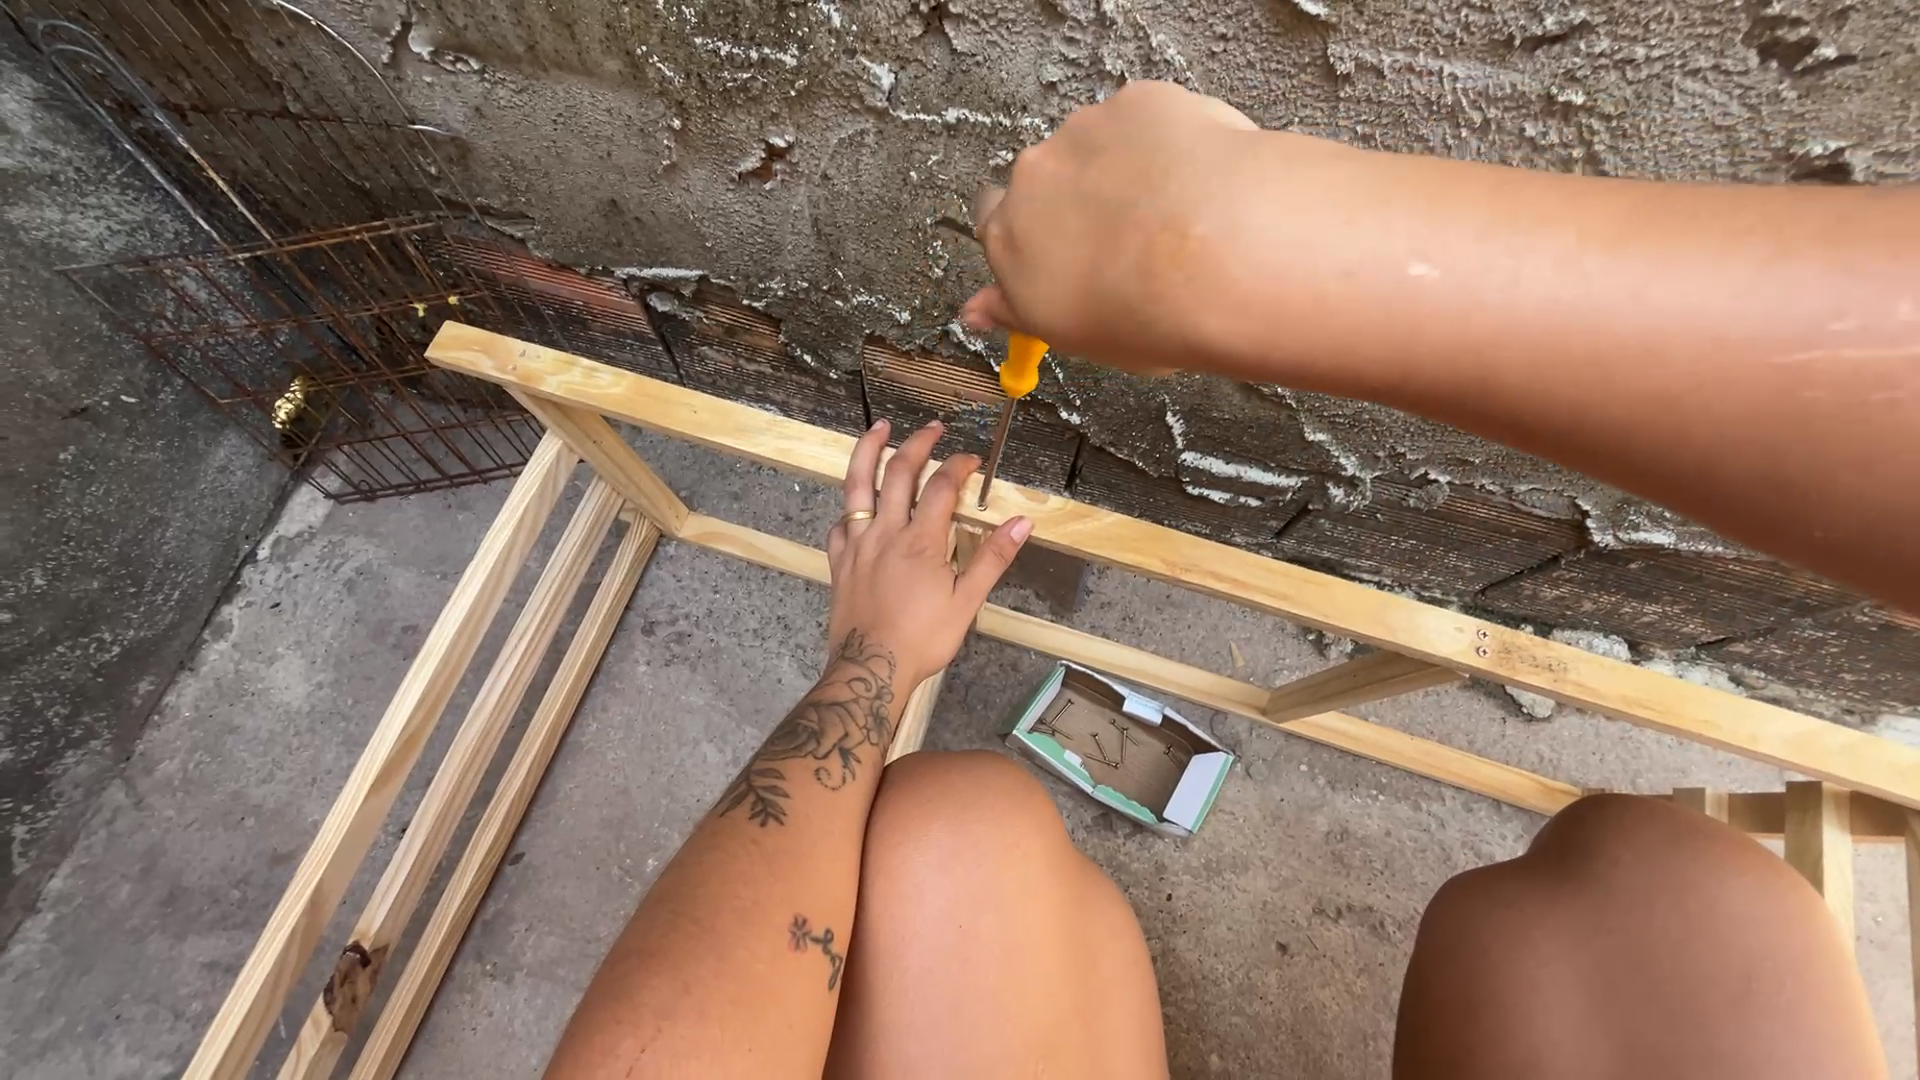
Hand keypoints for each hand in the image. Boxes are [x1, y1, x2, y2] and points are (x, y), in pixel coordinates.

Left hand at [825, 419, 1031, 687]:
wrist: (870, 669)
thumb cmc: (923, 639)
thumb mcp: (967, 602)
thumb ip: (992, 558)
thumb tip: (1021, 523)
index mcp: (921, 540)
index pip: (942, 486)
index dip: (959, 465)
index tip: (973, 457)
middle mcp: (886, 532)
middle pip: (898, 472)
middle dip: (918, 444)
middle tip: (932, 427)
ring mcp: (857, 544)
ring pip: (857, 486)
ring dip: (868, 451)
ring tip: (878, 428)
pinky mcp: (838, 561)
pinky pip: (840, 523)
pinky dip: (849, 507)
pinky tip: (855, 507)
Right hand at [962, 81, 1345, 374]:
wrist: (1215, 261)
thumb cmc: (1142, 315)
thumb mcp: (1070, 336)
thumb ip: (1017, 311)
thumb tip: (977, 312)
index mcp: (1007, 240)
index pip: (996, 230)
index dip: (1032, 244)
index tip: (1060, 258)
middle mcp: (1032, 179)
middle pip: (1043, 183)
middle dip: (1073, 203)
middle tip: (1120, 241)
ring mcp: (1084, 134)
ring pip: (1094, 147)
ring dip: (1118, 171)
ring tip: (1166, 214)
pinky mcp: (1135, 103)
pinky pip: (1142, 121)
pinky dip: (1161, 144)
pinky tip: (1189, 181)